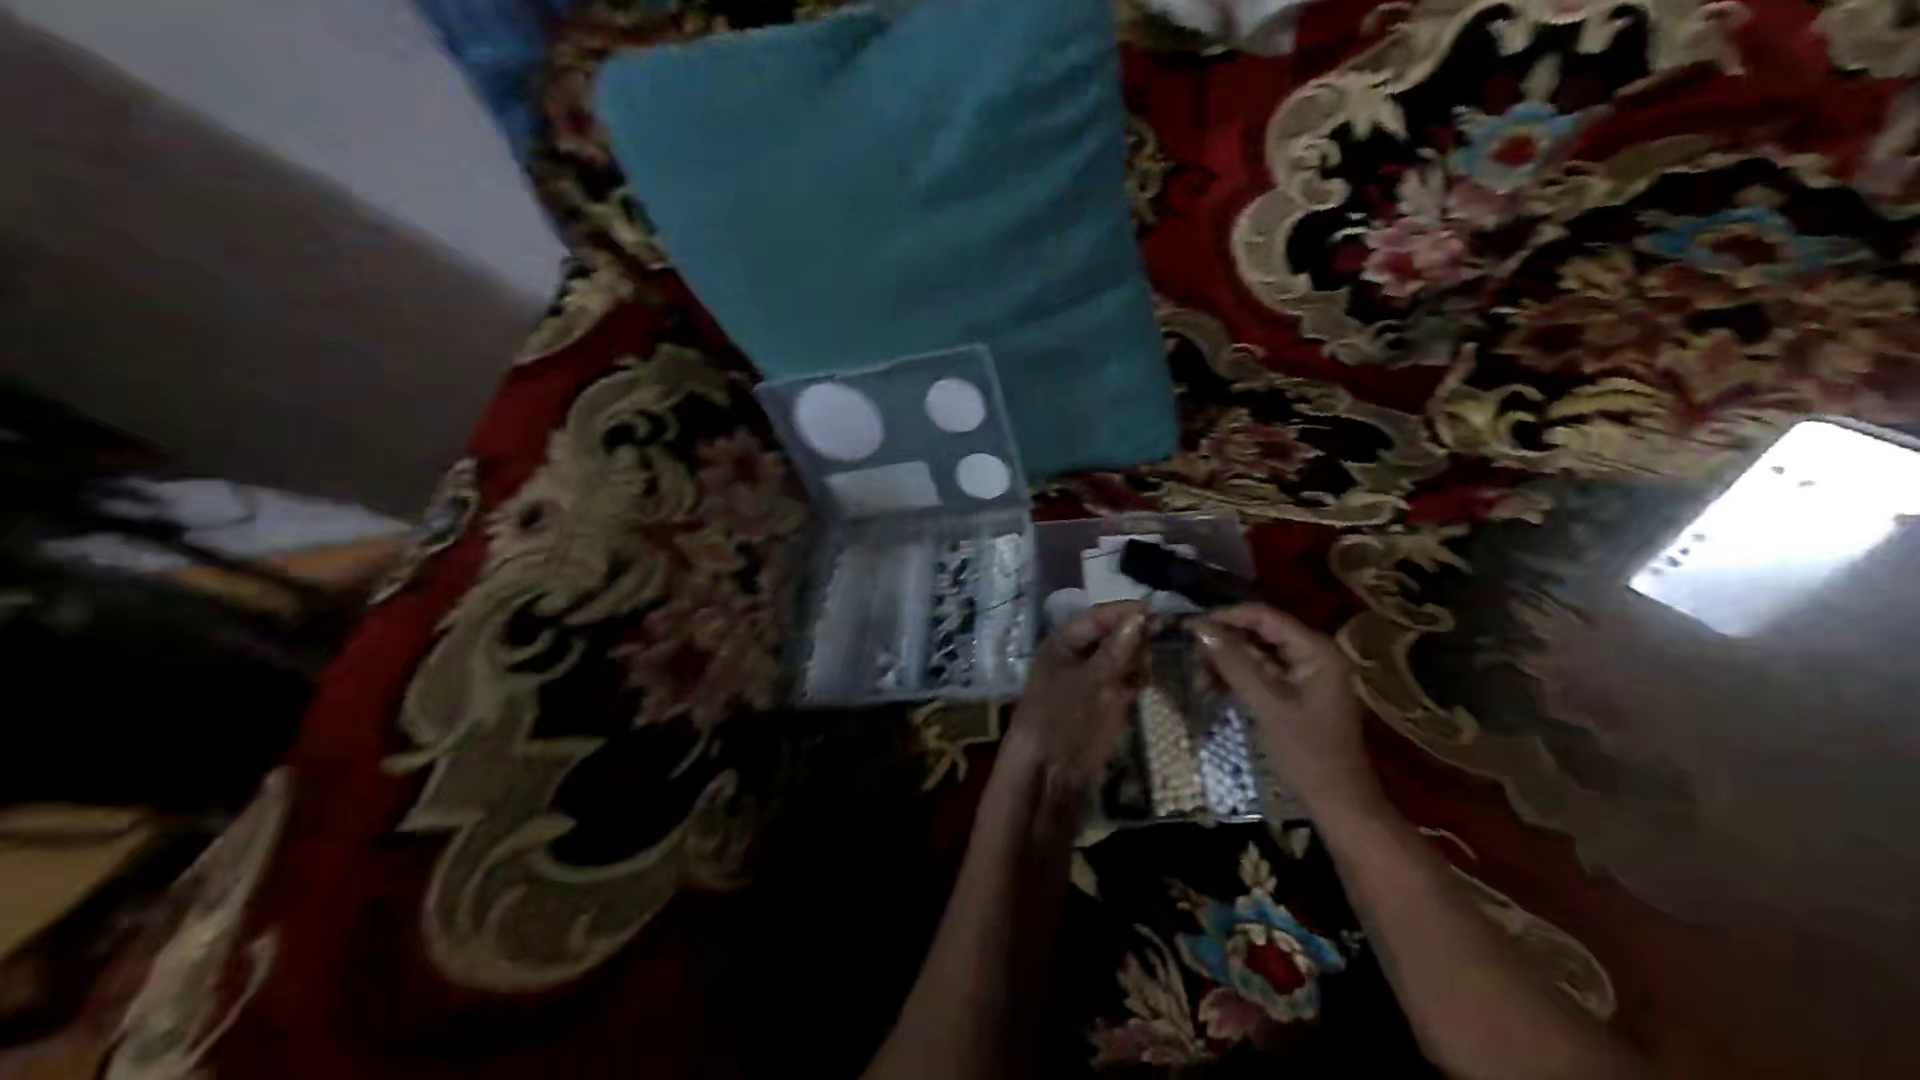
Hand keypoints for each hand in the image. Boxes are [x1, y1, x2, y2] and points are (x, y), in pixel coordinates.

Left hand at [1003, 601, 1148, 806]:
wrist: (1049, 771)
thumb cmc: (1061, 717)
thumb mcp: (1091, 680)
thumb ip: (1116, 649)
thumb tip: (1140, 616)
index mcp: (1062, 644)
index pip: (1096, 617)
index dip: (1123, 612)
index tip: (1155, 610)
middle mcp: (1077, 656)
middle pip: (1112, 634)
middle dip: (1133, 634)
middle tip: (1157, 640)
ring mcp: (1092, 679)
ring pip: (1122, 656)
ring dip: (1137, 655)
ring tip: (1149, 664)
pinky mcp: (1105, 701)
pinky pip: (1125, 679)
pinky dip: (1137, 676)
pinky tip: (1145, 681)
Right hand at [1190, 604, 1382, 813]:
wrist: (1338, 802)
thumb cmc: (1308, 754)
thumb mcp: (1267, 706)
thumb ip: (1234, 664)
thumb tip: (1201, 629)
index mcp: (1316, 651)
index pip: (1265, 617)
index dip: (1226, 617)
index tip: (1189, 626)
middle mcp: (1311, 655)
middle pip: (1258, 634)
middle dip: (1222, 643)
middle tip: (1189, 657)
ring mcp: (1303, 675)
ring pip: (1254, 655)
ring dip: (1225, 664)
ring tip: (1198, 680)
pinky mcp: (1293, 694)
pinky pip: (1258, 675)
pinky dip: (1235, 680)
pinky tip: (1211, 690)